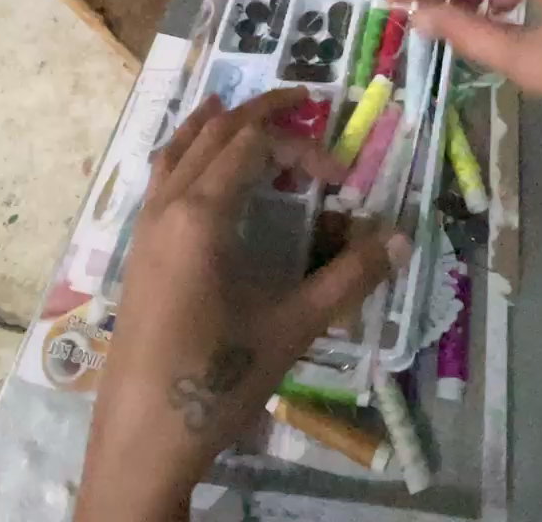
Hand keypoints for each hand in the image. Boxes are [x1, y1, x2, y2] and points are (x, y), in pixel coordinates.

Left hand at [76, 90, 410, 521]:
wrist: (142, 439)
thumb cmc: (217, 378)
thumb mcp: (293, 325)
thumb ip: (350, 277)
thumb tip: (403, 238)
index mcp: (201, 213)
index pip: (254, 146)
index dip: (301, 148)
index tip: (339, 180)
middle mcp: (168, 205)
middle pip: (215, 133)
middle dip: (260, 112)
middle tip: (302, 101)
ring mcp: (145, 226)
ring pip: (177, 148)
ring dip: (213, 122)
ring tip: (237, 104)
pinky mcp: (138, 249)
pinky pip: (159, 176)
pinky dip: (182, 150)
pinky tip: (192, 162)